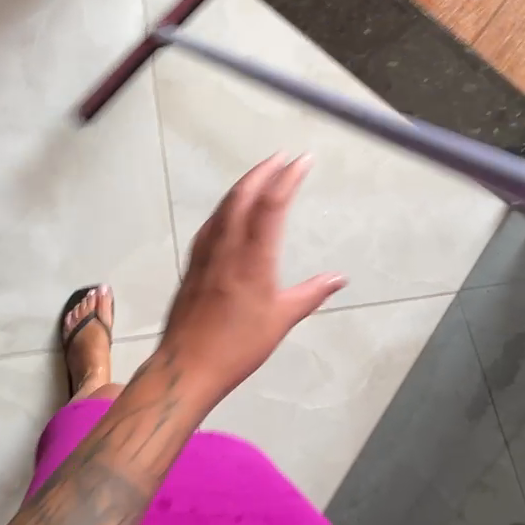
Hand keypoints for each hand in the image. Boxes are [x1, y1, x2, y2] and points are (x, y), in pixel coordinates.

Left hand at [158, 153, 346, 404]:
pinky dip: (223, 209)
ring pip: (222, 209)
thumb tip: (338, 278)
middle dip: (261, 172)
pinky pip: (209, 226)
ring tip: (257, 176)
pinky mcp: (191, 266)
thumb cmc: (238, 347)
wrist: (187, 366)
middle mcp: (226, 249)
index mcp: (253, 259)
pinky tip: (226, 212)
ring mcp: (204, 255)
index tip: (301, 161)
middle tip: (279, 158)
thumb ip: (310, 295)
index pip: (271, 206)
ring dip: (241, 186)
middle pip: (242, 197)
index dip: (287, 178)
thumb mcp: (281, 320)